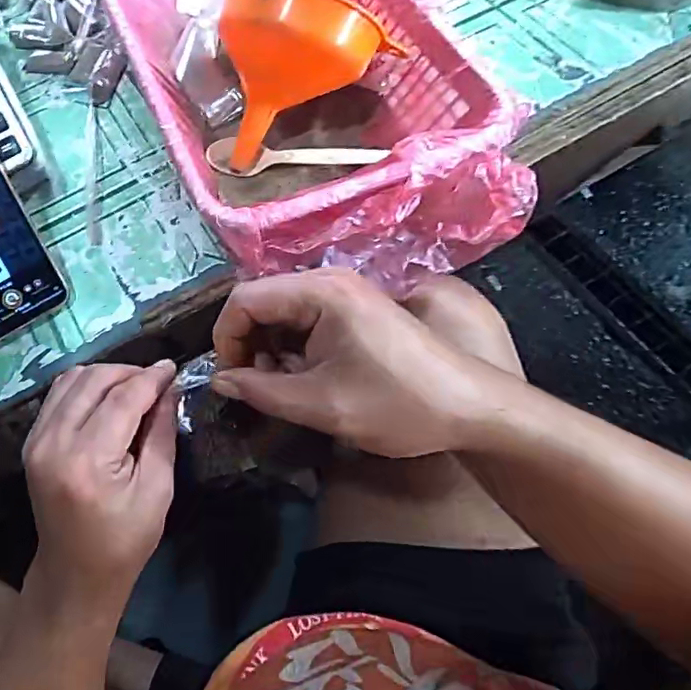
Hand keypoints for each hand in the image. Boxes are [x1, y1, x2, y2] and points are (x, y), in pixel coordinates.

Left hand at [23, 361, 177, 609]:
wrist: (74, 573)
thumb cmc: (124, 541)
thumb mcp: (157, 489)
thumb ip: (161, 433)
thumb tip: (168, 388)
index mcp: (88, 461)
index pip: (123, 398)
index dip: (151, 378)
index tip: (173, 367)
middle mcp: (54, 443)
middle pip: (94, 380)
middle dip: (130, 372)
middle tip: (157, 381)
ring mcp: (37, 441)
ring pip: (72, 380)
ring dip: (106, 375)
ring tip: (134, 387)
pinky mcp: (31, 442)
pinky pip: (58, 394)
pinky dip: (85, 387)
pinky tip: (106, 398)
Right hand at [210, 268, 515, 458]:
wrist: (471, 409)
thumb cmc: (397, 403)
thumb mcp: (320, 404)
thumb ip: (261, 390)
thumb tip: (220, 380)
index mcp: (321, 291)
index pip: (244, 298)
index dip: (227, 337)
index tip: (230, 377)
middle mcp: (330, 281)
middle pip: (262, 301)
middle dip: (250, 344)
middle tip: (259, 386)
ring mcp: (346, 294)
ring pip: (283, 313)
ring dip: (272, 348)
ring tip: (286, 387)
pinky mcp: (357, 310)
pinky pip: (307, 320)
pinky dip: (295, 348)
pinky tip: (309, 378)